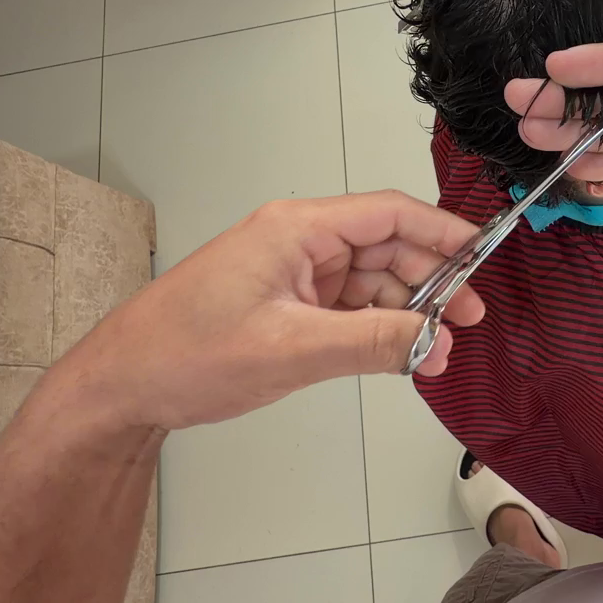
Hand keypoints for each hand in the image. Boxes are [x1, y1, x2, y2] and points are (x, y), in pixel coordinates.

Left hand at [58, 191, 485, 431]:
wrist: (119, 389)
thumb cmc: (187, 354)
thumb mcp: (292, 349)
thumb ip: (373, 341)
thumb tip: (437, 342)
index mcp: (298, 228)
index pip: (388, 213)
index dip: (442, 231)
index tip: (483, 255)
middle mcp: (301, 241)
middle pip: (386, 247)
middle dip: (431, 282)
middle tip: (466, 321)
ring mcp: (295, 272)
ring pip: (372, 280)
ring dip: (407, 311)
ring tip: (435, 349)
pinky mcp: (290, 302)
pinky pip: (351, 306)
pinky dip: (379, 327)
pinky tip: (401, 351)